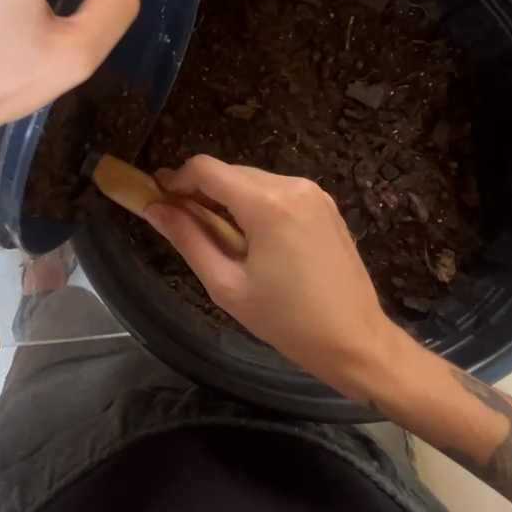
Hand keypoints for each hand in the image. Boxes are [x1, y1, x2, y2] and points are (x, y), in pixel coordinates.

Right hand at [145, 155, 415, 398]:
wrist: (357, 342)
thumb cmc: (287, 321)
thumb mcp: (226, 285)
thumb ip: (187, 239)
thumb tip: (154, 208)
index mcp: (267, 204)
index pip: (206, 169)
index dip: (176, 179)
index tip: (157, 200)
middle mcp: (292, 185)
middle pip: (229, 171)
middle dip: (200, 192)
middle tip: (182, 225)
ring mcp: (313, 193)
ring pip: (251, 179)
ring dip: (227, 199)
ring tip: (219, 239)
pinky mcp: (324, 204)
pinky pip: (275, 190)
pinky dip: (253, 204)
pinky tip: (252, 240)